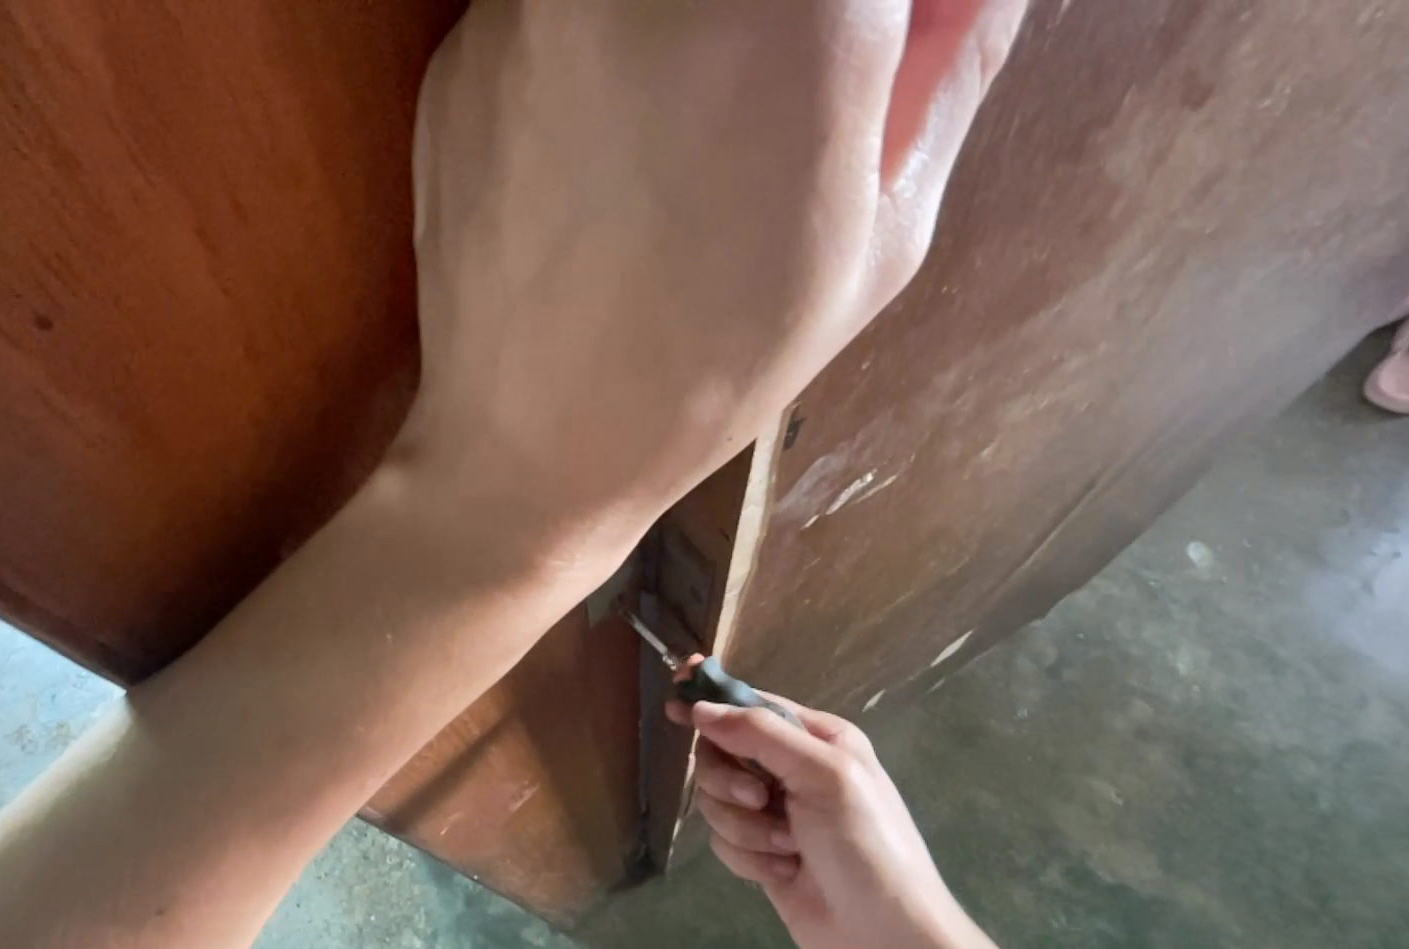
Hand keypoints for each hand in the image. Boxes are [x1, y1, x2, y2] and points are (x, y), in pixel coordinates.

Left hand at [400, 0, 1023, 544]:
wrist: (531, 444)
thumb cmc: (715, 370)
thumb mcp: (879, 241)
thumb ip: (945, 67)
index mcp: (793, 4)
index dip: (872, 20)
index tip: (868, 61)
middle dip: (784, 30)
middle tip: (778, 101)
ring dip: (681, 38)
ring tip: (680, 135)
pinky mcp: (462, 49)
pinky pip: (558, 7)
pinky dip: (597, 50)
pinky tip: (593, 155)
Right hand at [670, 690, 967, 948]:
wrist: (886, 938)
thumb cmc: (867, 844)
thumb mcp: (824, 775)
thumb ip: (759, 734)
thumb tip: (698, 708)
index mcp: (815, 737)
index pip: (749, 703)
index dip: (710, 702)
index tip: (673, 704)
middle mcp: (790, 767)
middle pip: (719, 752)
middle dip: (729, 781)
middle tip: (758, 801)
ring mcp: (772, 811)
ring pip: (714, 798)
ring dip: (744, 826)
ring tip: (786, 847)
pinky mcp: (758, 849)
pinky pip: (720, 837)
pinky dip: (748, 855)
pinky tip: (782, 871)